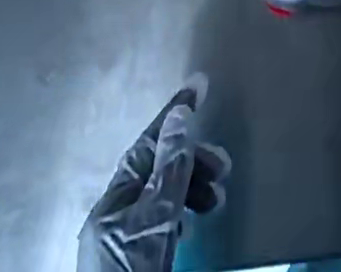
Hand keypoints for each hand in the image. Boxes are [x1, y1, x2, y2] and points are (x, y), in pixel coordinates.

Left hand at [78, 76, 231, 271]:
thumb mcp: (156, 220)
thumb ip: (169, 169)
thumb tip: (179, 117)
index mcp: (115, 198)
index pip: (149, 142)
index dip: (175, 114)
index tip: (200, 85)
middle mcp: (115, 213)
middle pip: (158, 168)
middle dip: (192, 160)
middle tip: (225, 167)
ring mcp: (122, 240)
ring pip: (162, 196)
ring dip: (192, 188)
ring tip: (216, 200)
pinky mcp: (135, 261)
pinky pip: (162, 221)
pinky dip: (182, 213)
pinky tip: (193, 224)